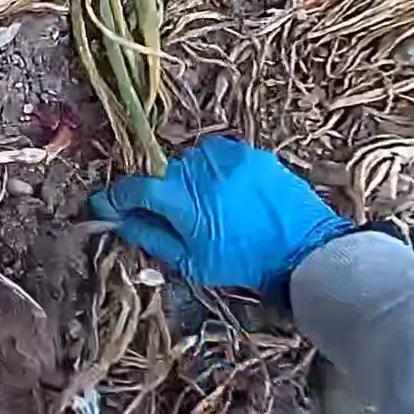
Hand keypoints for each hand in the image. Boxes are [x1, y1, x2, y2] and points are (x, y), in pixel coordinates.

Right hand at [88, 135, 350, 304]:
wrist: (307, 251)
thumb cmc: (244, 263)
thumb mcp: (190, 262)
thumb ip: (150, 236)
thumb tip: (118, 220)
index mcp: (182, 198)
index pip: (133, 187)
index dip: (116, 197)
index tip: (107, 207)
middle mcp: (199, 167)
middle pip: (161, 175)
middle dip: (158, 194)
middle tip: (170, 216)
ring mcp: (226, 155)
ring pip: (188, 164)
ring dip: (187, 182)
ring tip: (206, 206)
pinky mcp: (249, 151)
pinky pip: (216, 157)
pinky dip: (213, 173)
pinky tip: (227, 194)